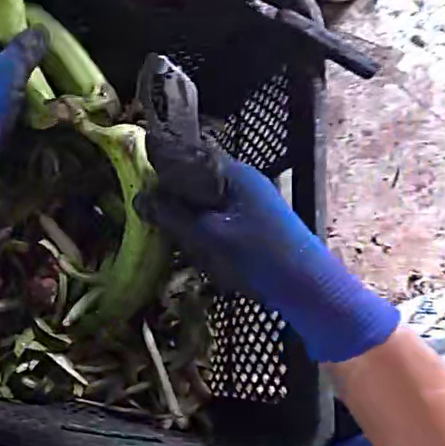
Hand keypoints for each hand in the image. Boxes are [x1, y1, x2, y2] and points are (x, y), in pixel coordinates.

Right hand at [137, 132, 397, 362]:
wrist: (309, 288)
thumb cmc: (259, 258)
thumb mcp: (208, 237)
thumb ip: (172, 216)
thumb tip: (138, 198)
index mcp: (233, 174)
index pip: (187, 156)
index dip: (160, 166)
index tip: (135, 182)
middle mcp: (242, 180)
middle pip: (194, 177)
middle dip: (170, 192)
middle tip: (146, 210)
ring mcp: (249, 201)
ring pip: (204, 198)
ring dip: (184, 211)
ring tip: (164, 228)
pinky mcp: (252, 222)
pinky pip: (216, 213)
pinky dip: (199, 224)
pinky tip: (190, 243)